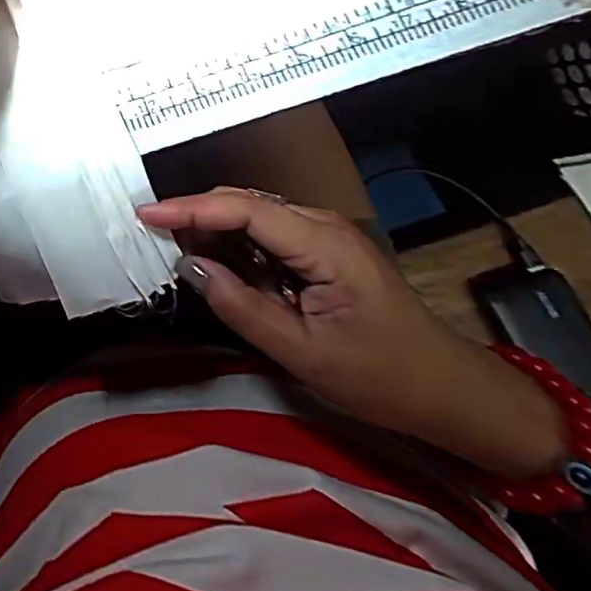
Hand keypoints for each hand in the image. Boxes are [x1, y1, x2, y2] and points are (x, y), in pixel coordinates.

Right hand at [138, 188, 566, 478]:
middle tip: (155, 240)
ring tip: (178, 253)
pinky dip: (237, 246)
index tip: (146, 214)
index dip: (191, 207)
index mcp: (322, 243)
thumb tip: (191, 266)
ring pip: (254, 216)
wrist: (445, 387)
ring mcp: (323, 234)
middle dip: (197, 215)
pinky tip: (218, 265)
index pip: (245, 208)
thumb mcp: (304, 352)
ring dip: (215, 230)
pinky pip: (268, 236)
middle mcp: (321, 225)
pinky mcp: (321, 250)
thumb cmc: (380, 375)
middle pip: (246, 202)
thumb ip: (242, 306)